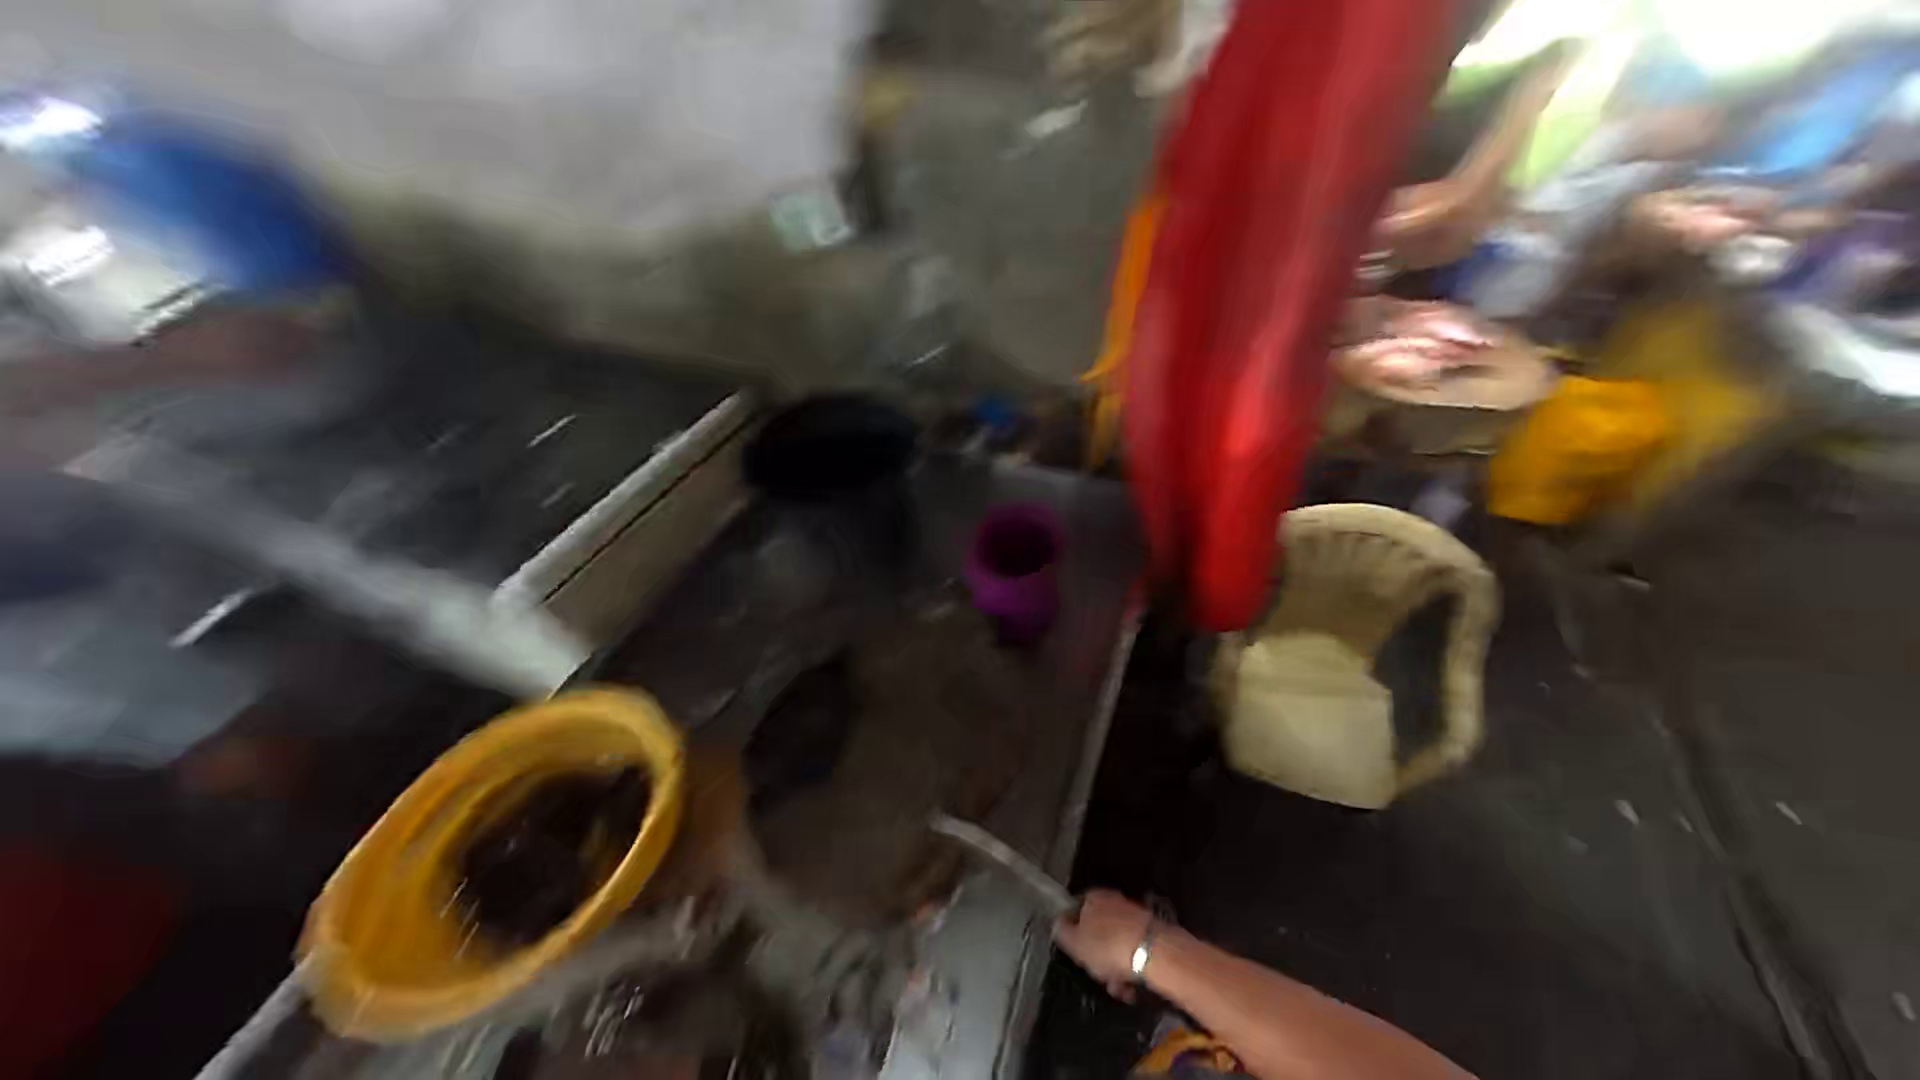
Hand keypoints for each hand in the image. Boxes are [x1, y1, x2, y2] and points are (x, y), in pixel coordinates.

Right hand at [1054, 889, 1152, 999]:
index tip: (1078, 954)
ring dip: (1116, 970)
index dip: (1075, 936)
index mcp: (1093, 896)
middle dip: (1099, 959)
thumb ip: (1061, 932)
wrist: (1153, 953)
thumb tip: (1058, 926)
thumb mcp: (1074, 942)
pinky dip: (1133, 970)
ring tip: (1119, 988)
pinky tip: (1132, 987)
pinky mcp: (1152, 934)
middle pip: (1099, 932)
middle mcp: (1114, 901)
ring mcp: (1135, 917)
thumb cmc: (1109, 945)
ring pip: (1118, 946)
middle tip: (1099, 976)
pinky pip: (1136, 953)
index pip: (1077, 912)